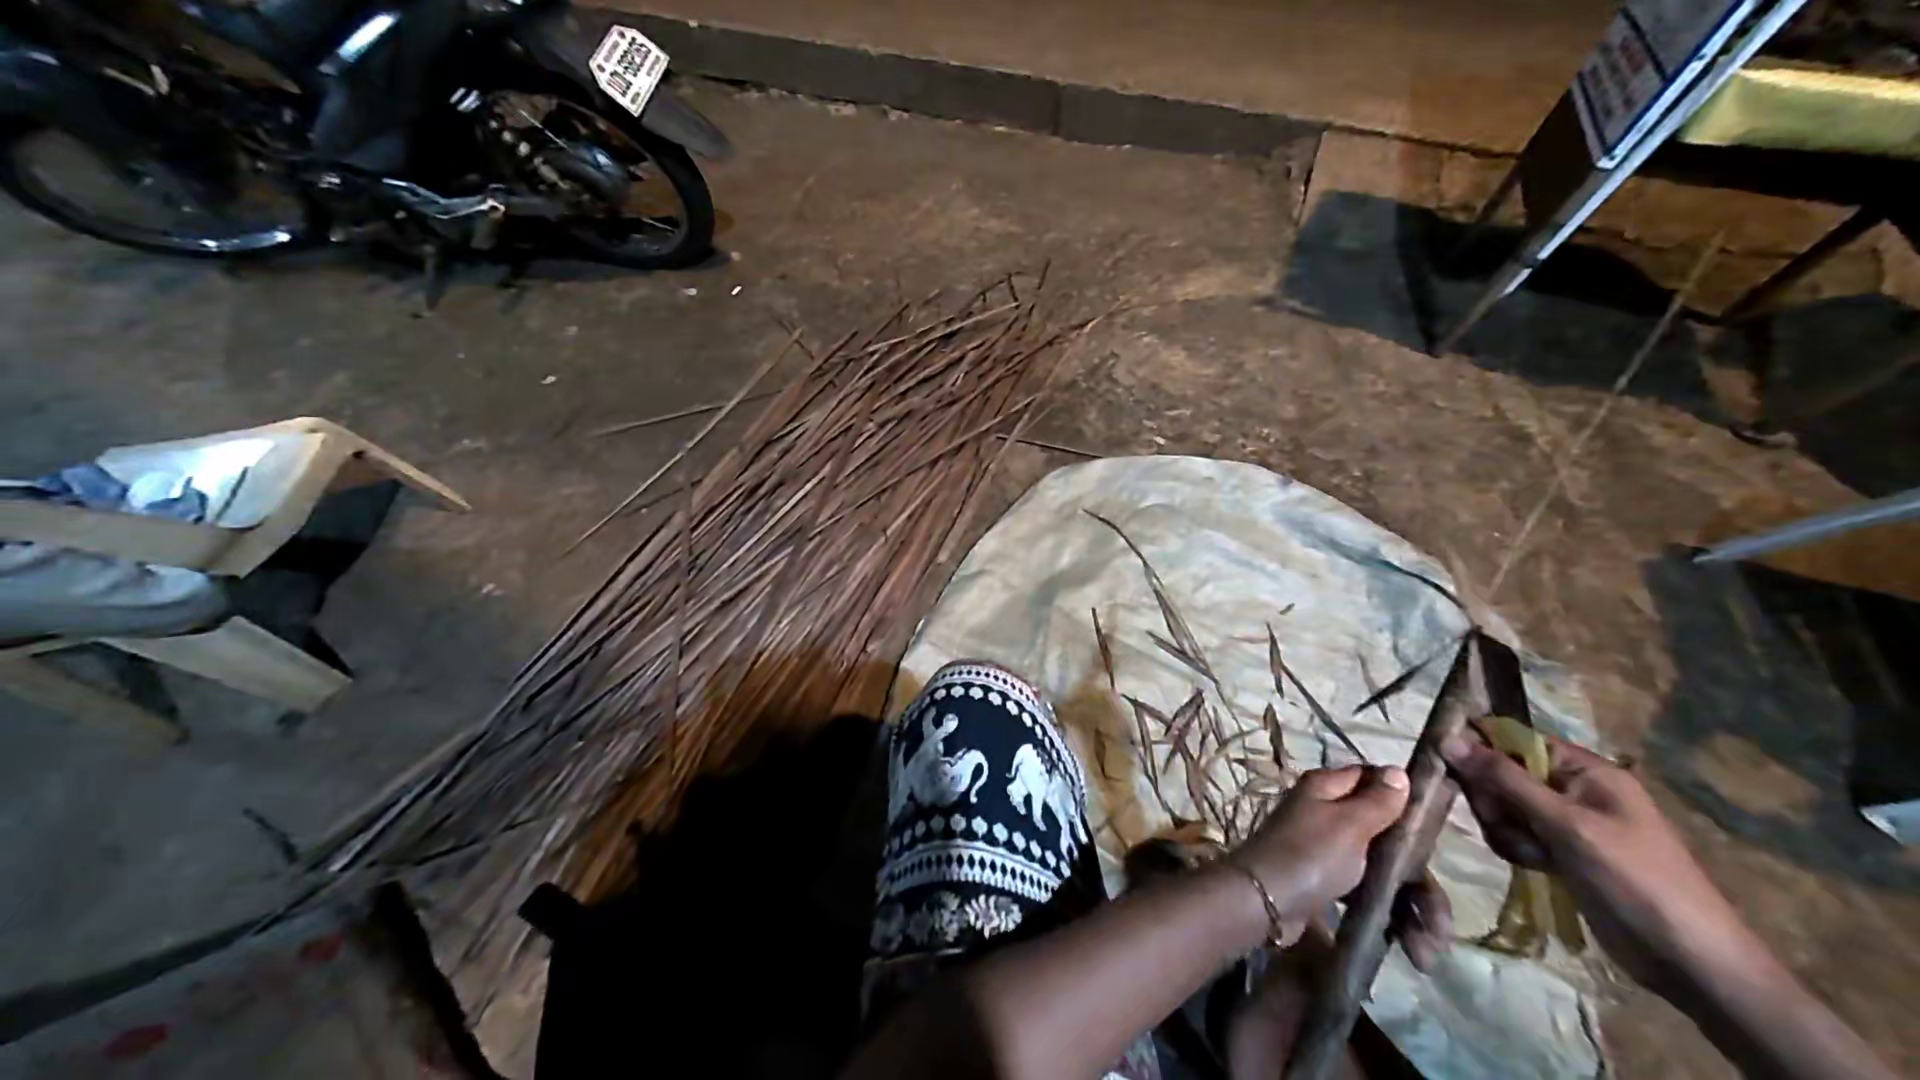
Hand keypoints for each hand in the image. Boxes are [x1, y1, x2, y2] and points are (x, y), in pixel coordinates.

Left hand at [1229, 765, 1451, 969]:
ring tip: (1429, 948)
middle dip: (1421, 880)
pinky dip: (1390, 915)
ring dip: (1412, 907)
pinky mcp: (1326, 880)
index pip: (1373, 780)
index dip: (1406, 799)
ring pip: (1383, 869)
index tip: (1437, 828)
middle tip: (1440, 923)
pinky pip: (1367, 891)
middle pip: (1388, 834)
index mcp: (1327, 788)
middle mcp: (1326, 812)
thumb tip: (1398, 771)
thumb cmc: (1309, 854)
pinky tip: (1411, 946)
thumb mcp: (1348, 824)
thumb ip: (1377, 801)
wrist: (1264, 902)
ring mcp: (1327, 848)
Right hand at [1442, 731, 1752, 991]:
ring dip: (1505, 828)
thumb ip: (1505, 780)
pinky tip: (1536, 865)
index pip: (1514, 738)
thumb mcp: (1566, 824)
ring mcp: (1568, 821)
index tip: (1452, 768)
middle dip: (1494, 799)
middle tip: (1507, 824)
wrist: (1690, 961)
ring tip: (1531, 854)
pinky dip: (1517, 847)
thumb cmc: (1635, 880)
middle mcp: (1574, 788)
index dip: (1479, 748)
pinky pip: (1516, 832)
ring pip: (1504, 805)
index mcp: (1586, 769)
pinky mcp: (1562, 849)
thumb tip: (1446, 739)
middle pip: (1503, 772)